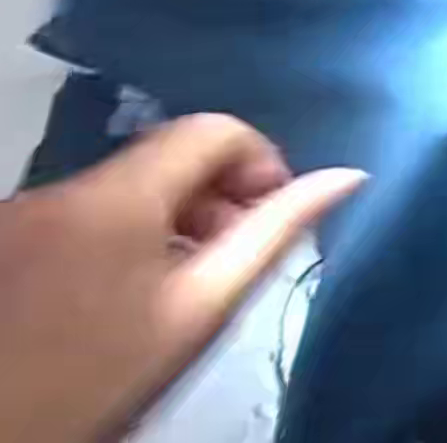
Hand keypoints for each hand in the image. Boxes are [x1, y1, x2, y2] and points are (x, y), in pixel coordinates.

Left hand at [0, 114, 365, 442]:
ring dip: (166, 217)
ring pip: (122, 189)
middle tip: (226, 253)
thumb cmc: (96, 378)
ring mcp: (5, 225)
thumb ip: (279, 227)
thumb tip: (349, 175)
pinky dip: (114, 236)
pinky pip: (74, 215)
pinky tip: (108, 294)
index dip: (259, 159)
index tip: (266, 212)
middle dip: (214, 195)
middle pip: (166, 160)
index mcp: (109, 202)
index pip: (212, 130)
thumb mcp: (205, 306)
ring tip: (168, 280)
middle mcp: (46, 197)